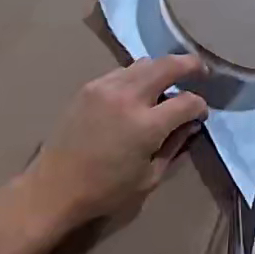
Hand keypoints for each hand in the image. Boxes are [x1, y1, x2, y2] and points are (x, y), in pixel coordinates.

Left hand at [25, 55, 207, 230]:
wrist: (53, 188)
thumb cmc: (105, 191)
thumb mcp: (149, 177)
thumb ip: (174, 145)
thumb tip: (190, 124)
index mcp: (146, 125)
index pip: (187, 101)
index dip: (200, 106)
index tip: (201, 114)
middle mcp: (128, 98)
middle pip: (169, 65)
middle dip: (190, 65)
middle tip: (201, 70)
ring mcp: (106, 87)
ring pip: (145, 62)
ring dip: (163, 67)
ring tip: (170, 79)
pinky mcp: (89, 87)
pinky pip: (122, 71)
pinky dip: (138, 75)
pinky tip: (140, 88)